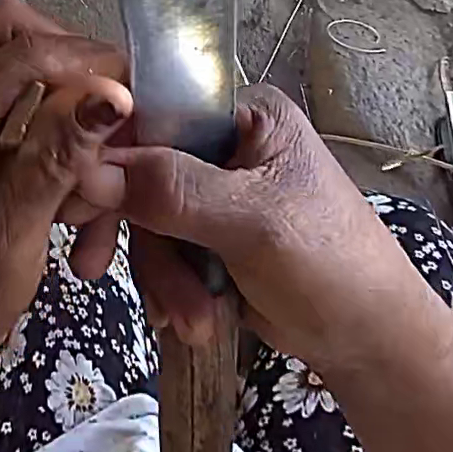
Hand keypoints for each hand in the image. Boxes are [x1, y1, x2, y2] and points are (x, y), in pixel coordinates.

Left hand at [0, 0, 133, 396]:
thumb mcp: (14, 235)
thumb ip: (58, 158)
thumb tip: (113, 98)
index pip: (20, 53)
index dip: (83, 66)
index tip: (127, 104)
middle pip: (8, 24)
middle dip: (67, 57)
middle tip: (104, 112)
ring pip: (16, 44)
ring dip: (63, 85)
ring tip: (87, 149)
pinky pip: (15, 76)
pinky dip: (50, 105)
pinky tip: (66, 158)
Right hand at [110, 84, 437, 373]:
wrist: (372, 346)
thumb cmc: (330, 265)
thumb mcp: (253, 222)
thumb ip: (175, 190)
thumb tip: (92, 169)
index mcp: (243, 110)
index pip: (158, 105)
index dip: (114, 145)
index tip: (79, 195)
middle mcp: (225, 138)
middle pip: (144, 163)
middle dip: (136, 227)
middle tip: (94, 263)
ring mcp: (216, 185)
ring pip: (149, 211)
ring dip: (160, 269)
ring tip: (190, 317)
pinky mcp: (209, 228)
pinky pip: (162, 242)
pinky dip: (167, 282)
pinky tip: (187, 315)